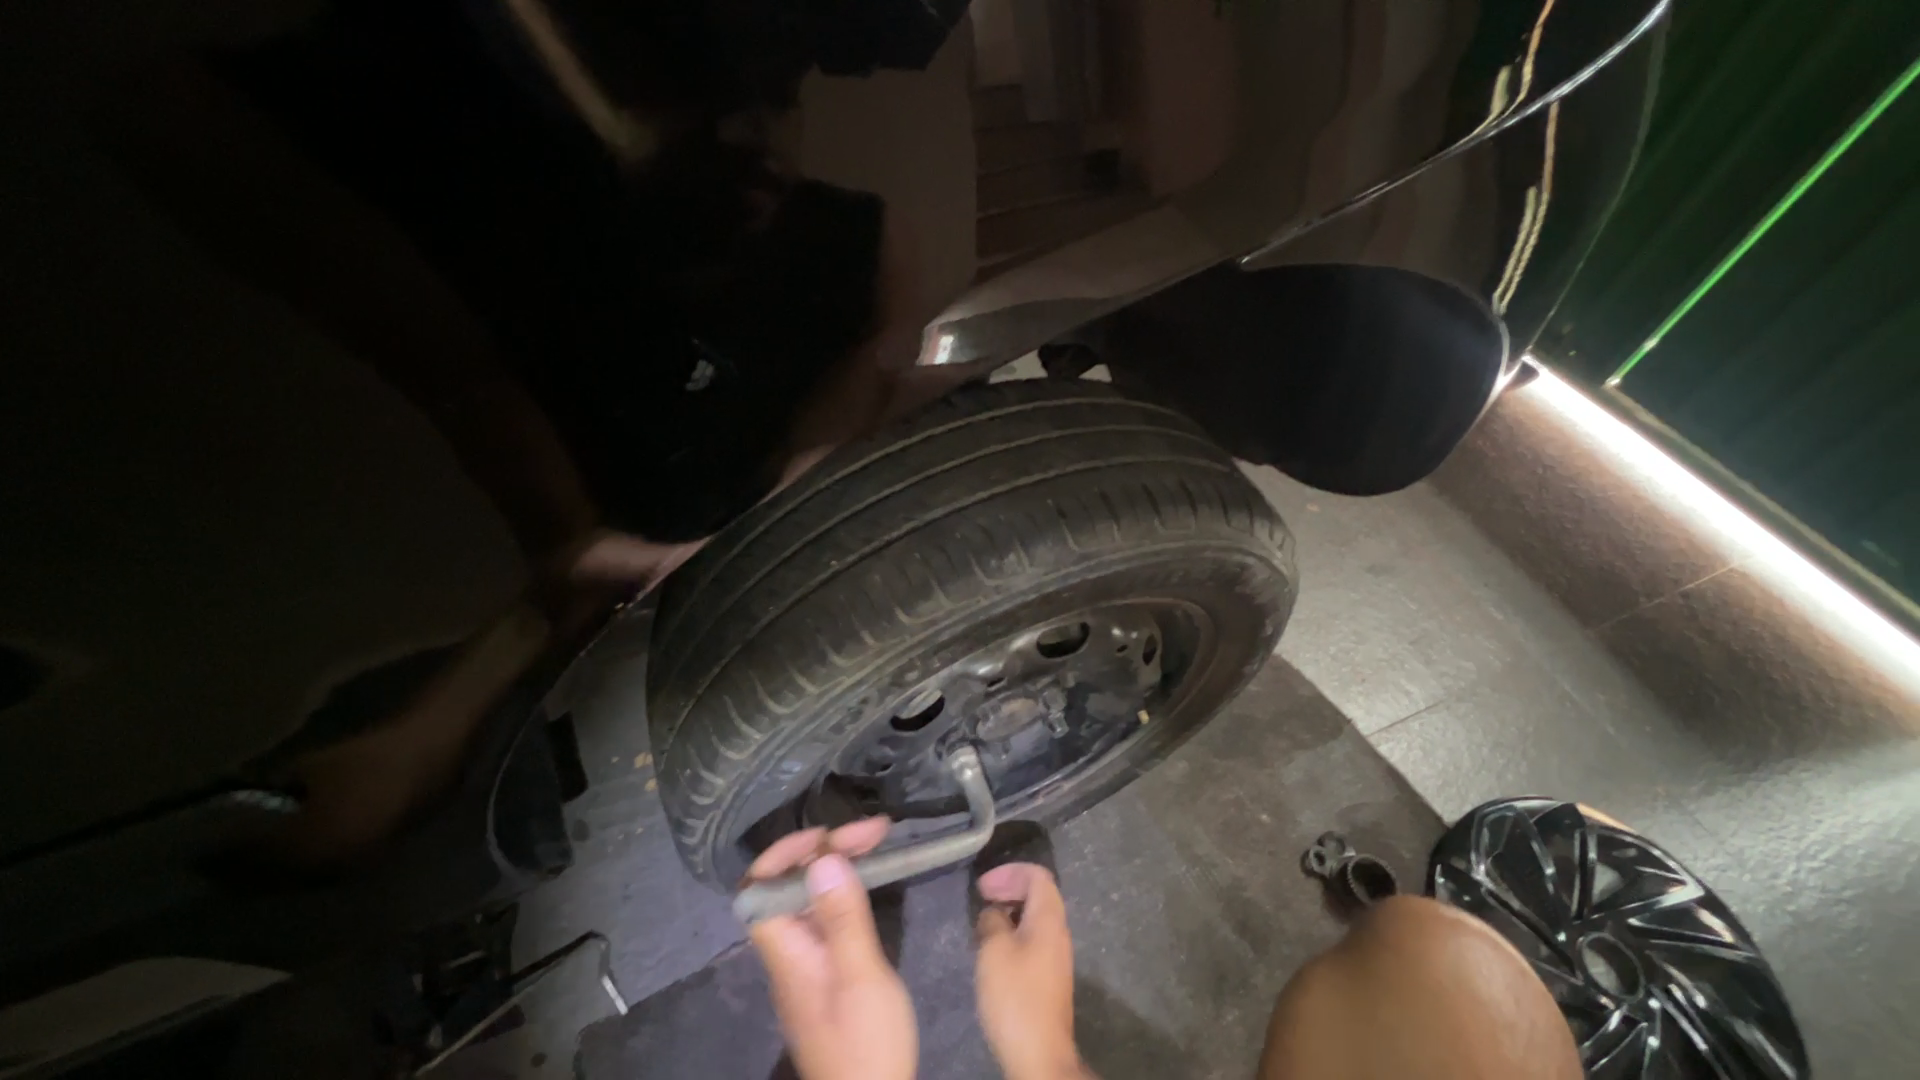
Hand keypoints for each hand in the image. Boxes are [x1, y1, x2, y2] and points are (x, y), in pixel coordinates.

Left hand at [746, 819, 915, 1079]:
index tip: (827, 835)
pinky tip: (871, 884)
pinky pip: (827, 917)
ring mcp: (808, 963)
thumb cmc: (864, 1043)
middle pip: (790, 886)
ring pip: (810, 900)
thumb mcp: (861, 976)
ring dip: (839, 867)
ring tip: (877, 844)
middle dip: (827, 851)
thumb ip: (842, 917)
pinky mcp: (828, 973)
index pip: (759, 887)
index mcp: (786, 951)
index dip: (784, 853)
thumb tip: (823, 858)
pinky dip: (847, 891)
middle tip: (874, 832)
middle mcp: (790, 952)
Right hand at [975, 864, 1090, 1079]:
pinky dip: (1013, 932)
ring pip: (1035, 918)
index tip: (982, 886)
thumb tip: (993, 912)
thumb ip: (992, 921)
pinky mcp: (1049, 977)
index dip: (1009, 872)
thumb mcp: (994, 950)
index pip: (1037, 876)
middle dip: (1009, 888)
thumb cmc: (1015, 996)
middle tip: (982, 897)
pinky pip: (1033, 939)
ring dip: (1010, 912)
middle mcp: (1058, 932)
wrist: (1040, 1052)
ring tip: (984, 923)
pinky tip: (993, 951)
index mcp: (1049, 919)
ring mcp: (1056, 956)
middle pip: (1039, 894)